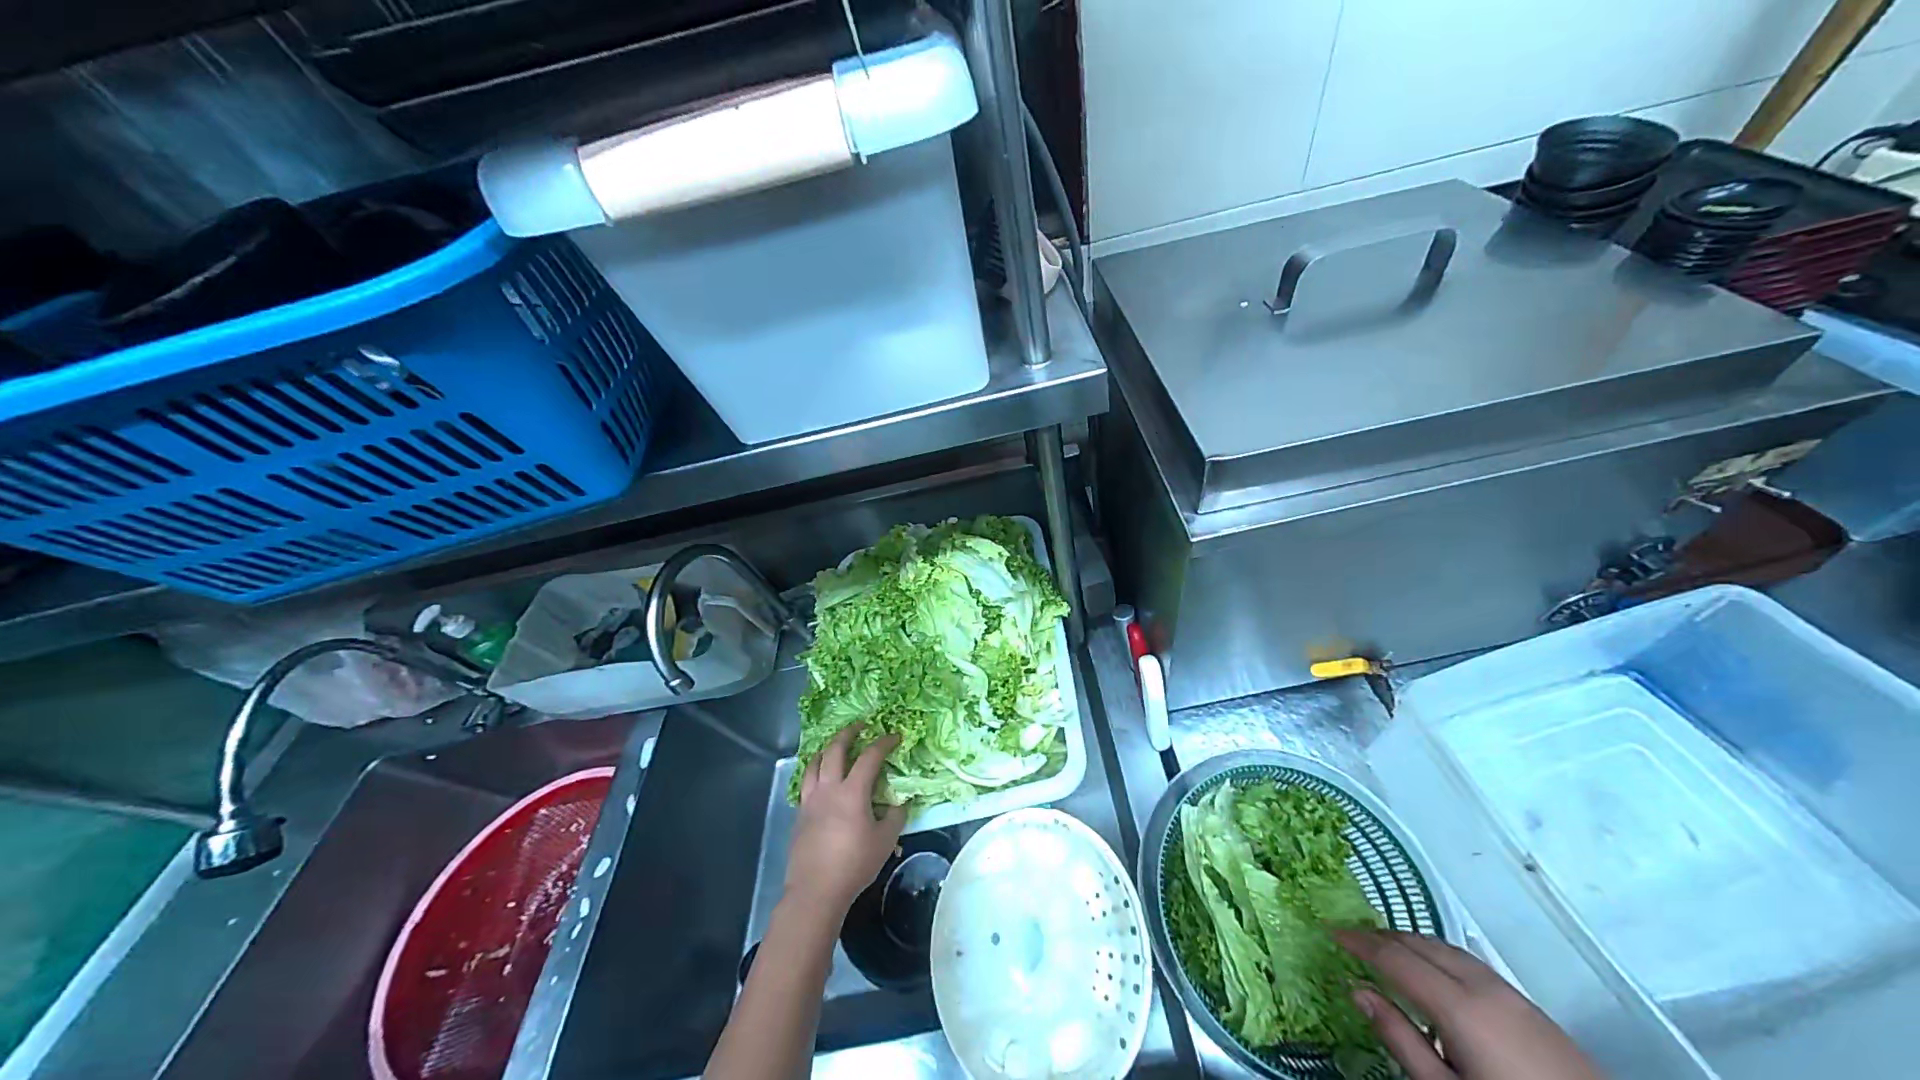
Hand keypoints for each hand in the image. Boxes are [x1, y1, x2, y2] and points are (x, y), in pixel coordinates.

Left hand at [784, 722, 906, 914]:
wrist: (816, 890)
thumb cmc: (854, 864)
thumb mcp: (885, 841)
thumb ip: (895, 816)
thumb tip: (901, 801)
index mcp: (852, 792)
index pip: (869, 757)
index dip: (883, 743)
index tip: (894, 736)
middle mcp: (828, 789)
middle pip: (835, 750)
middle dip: (849, 733)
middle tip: (860, 726)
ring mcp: (810, 800)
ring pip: (814, 763)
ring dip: (827, 749)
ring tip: (835, 746)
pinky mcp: (800, 814)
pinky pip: (806, 782)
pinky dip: (815, 771)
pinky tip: (821, 778)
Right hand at [1336, 929, 1604, 1079]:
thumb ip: (1400, 1039)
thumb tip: (1359, 991)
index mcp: (1458, 1006)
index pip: (1395, 958)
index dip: (1359, 942)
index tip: (1331, 932)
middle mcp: (1483, 987)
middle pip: (1422, 944)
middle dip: (1383, 937)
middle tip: (1352, 938)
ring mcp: (1512, 994)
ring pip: (1448, 950)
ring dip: (1412, 943)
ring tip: (1387, 950)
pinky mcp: (1532, 1008)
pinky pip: (1471, 964)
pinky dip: (1439, 956)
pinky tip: (1433, 974)